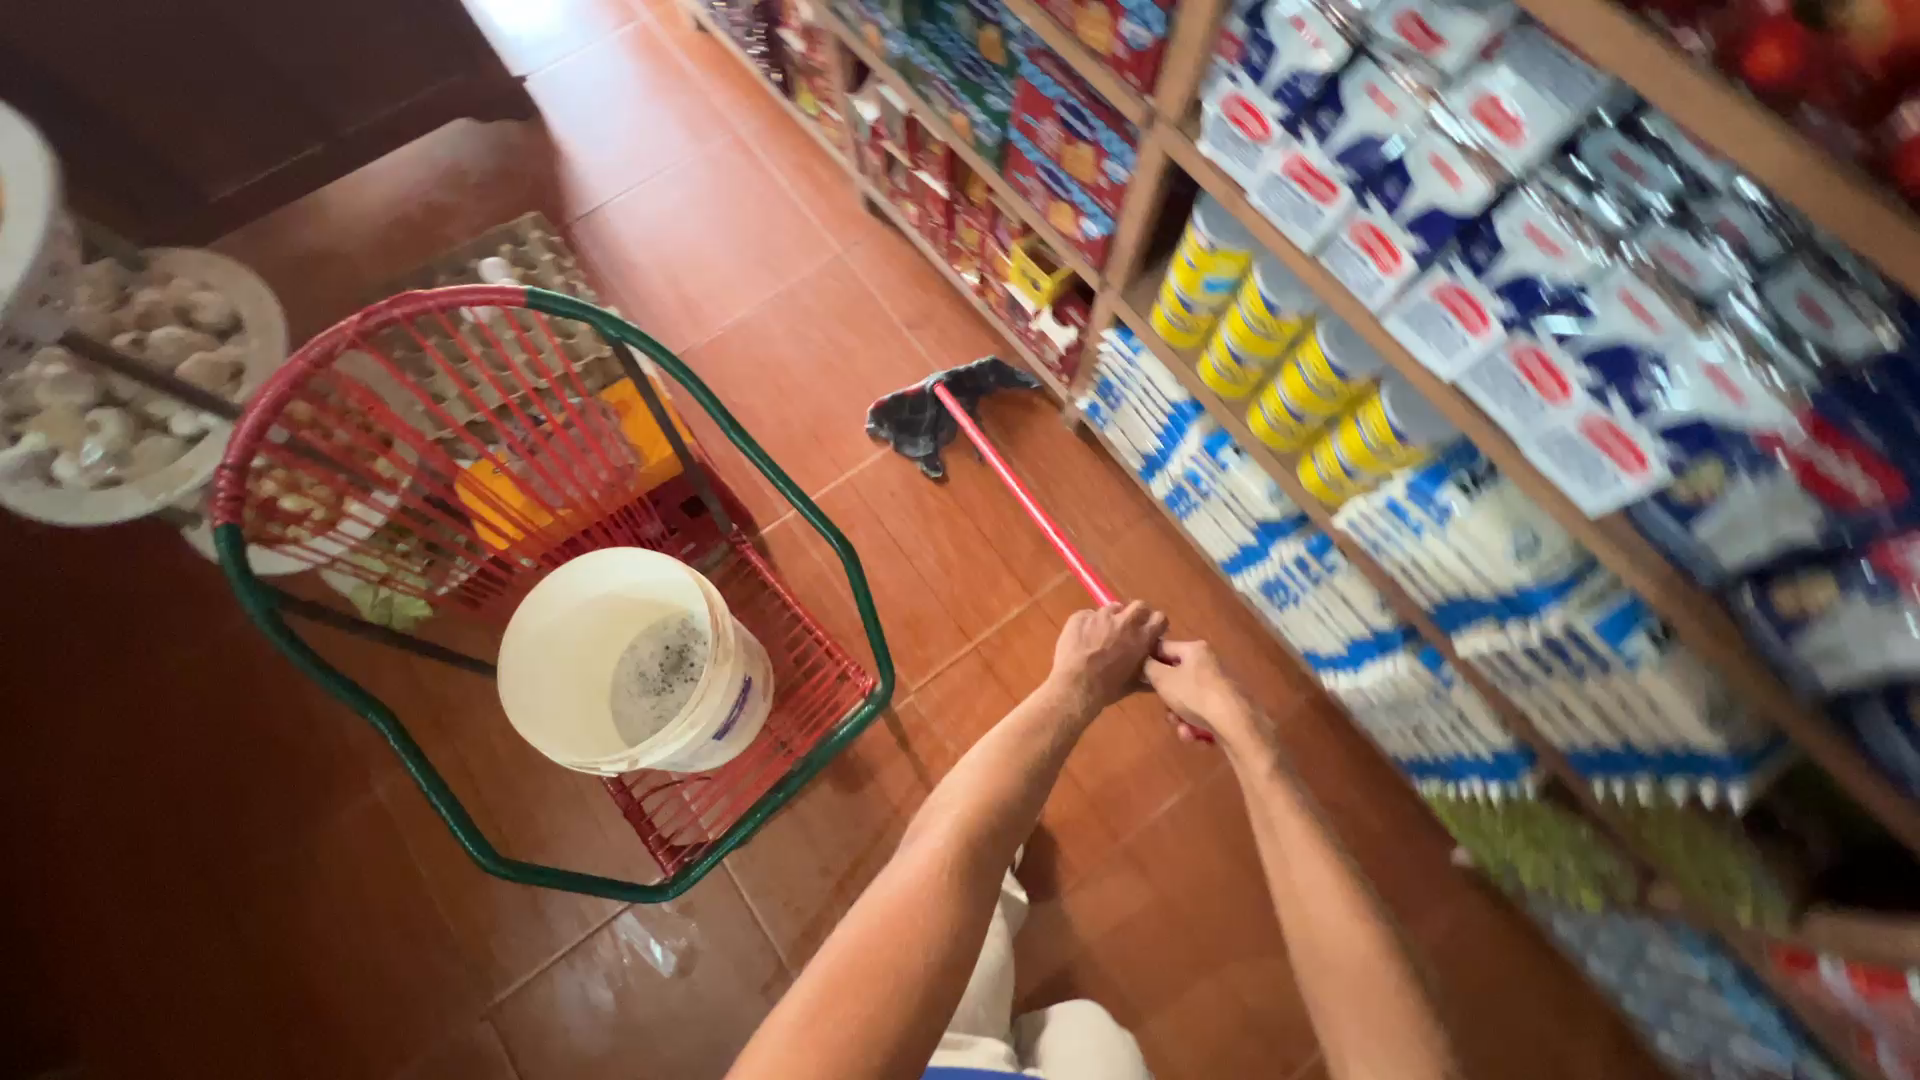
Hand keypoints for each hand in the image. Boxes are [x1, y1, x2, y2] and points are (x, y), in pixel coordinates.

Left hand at [1047, 601, 1167, 716]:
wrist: (1075, 685)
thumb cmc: (1108, 688)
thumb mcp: (1134, 684)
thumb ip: (1148, 672)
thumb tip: (1154, 669)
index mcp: (1142, 637)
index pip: (1159, 617)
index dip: (1155, 624)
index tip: (1150, 631)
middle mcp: (1124, 621)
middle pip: (1139, 605)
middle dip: (1137, 614)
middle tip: (1128, 628)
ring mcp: (1101, 616)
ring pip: (1112, 608)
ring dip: (1112, 618)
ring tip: (1102, 634)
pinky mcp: (1081, 616)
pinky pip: (1090, 614)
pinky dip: (1090, 623)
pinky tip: (1083, 638)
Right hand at [1144, 639, 1269, 753]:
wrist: (1236, 724)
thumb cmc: (1195, 695)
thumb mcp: (1162, 679)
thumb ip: (1147, 667)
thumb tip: (1144, 662)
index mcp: (1195, 650)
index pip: (1162, 648)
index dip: (1148, 662)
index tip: (1140, 678)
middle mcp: (1209, 664)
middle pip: (1176, 680)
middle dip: (1168, 701)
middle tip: (1167, 710)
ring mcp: (1219, 687)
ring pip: (1188, 701)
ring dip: (1180, 718)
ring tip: (1184, 729)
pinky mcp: (1227, 708)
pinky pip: (1202, 714)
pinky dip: (1196, 726)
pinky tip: (1195, 735)